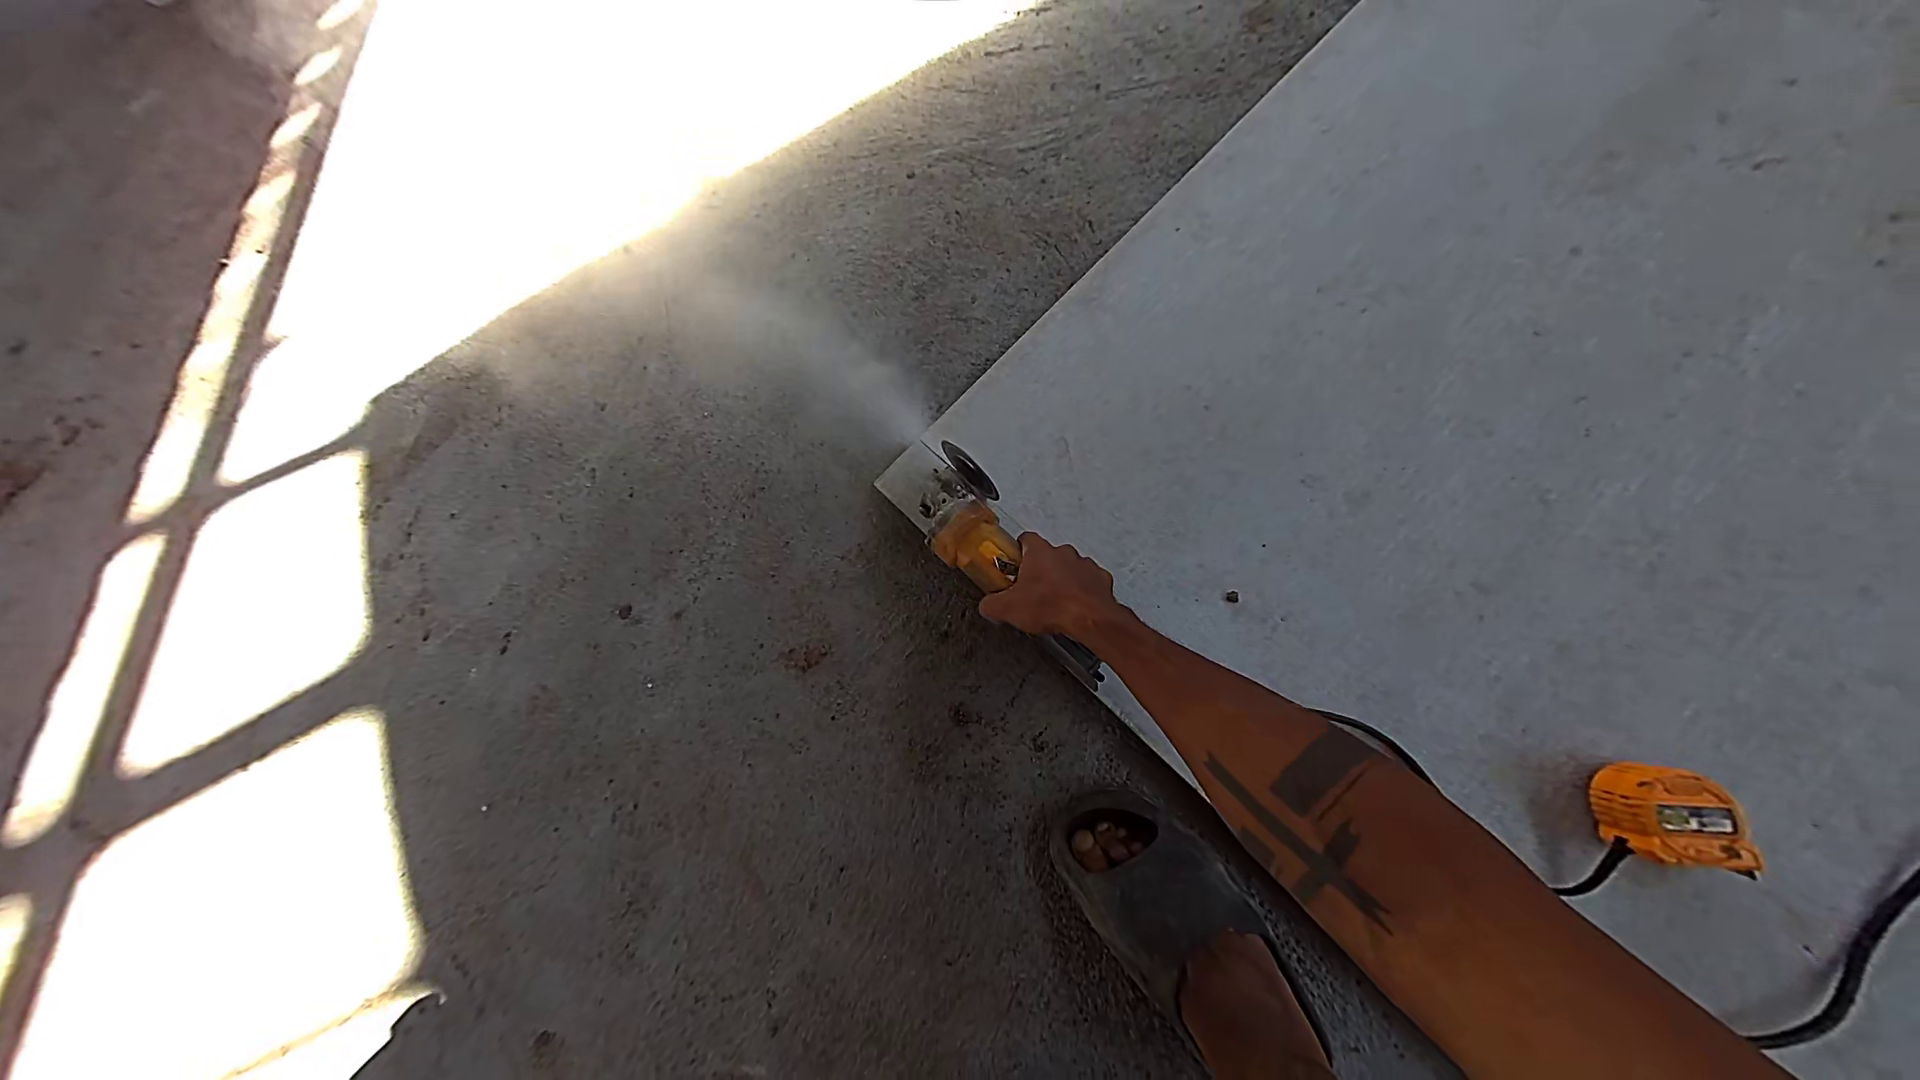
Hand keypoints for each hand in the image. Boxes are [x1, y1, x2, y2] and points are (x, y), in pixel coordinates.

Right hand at [978, 533, 1128, 639]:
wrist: (1088, 618)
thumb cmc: (1053, 605)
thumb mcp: (1008, 608)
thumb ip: (992, 604)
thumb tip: (987, 606)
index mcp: (1039, 552)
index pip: (1025, 539)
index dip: (1018, 551)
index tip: (1013, 562)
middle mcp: (1063, 553)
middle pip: (1048, 555)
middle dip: (1040, 569)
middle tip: (1032, 589)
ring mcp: (1084, 565)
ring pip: (1069, 567)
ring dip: (1062, 580)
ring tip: (1054, 602)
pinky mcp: (1099, 580)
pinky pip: (1088, 581)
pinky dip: (1082, 591)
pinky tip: (1074, 607)